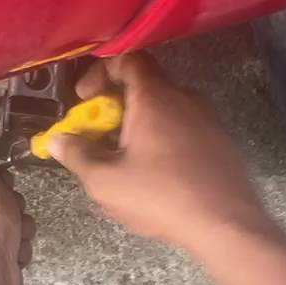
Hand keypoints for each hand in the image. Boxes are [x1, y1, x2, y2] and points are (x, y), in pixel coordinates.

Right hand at [47, 52, 278, 253]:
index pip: (128, 59)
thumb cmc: (164, 197)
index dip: (100, 71)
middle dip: (115, 106)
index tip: (86, 98)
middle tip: (99, 136)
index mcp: (155, 98)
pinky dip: (163, 140)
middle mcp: (185, 99)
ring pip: (165, 110)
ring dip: (139, 126)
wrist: (227, 225)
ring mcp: (208, 119)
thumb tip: (58, 140)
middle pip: (145, 86)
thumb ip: (77, 155)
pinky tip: (156, 176)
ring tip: (124, 161)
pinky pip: (184, 129)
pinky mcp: (221, 143)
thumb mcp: (106, 181)